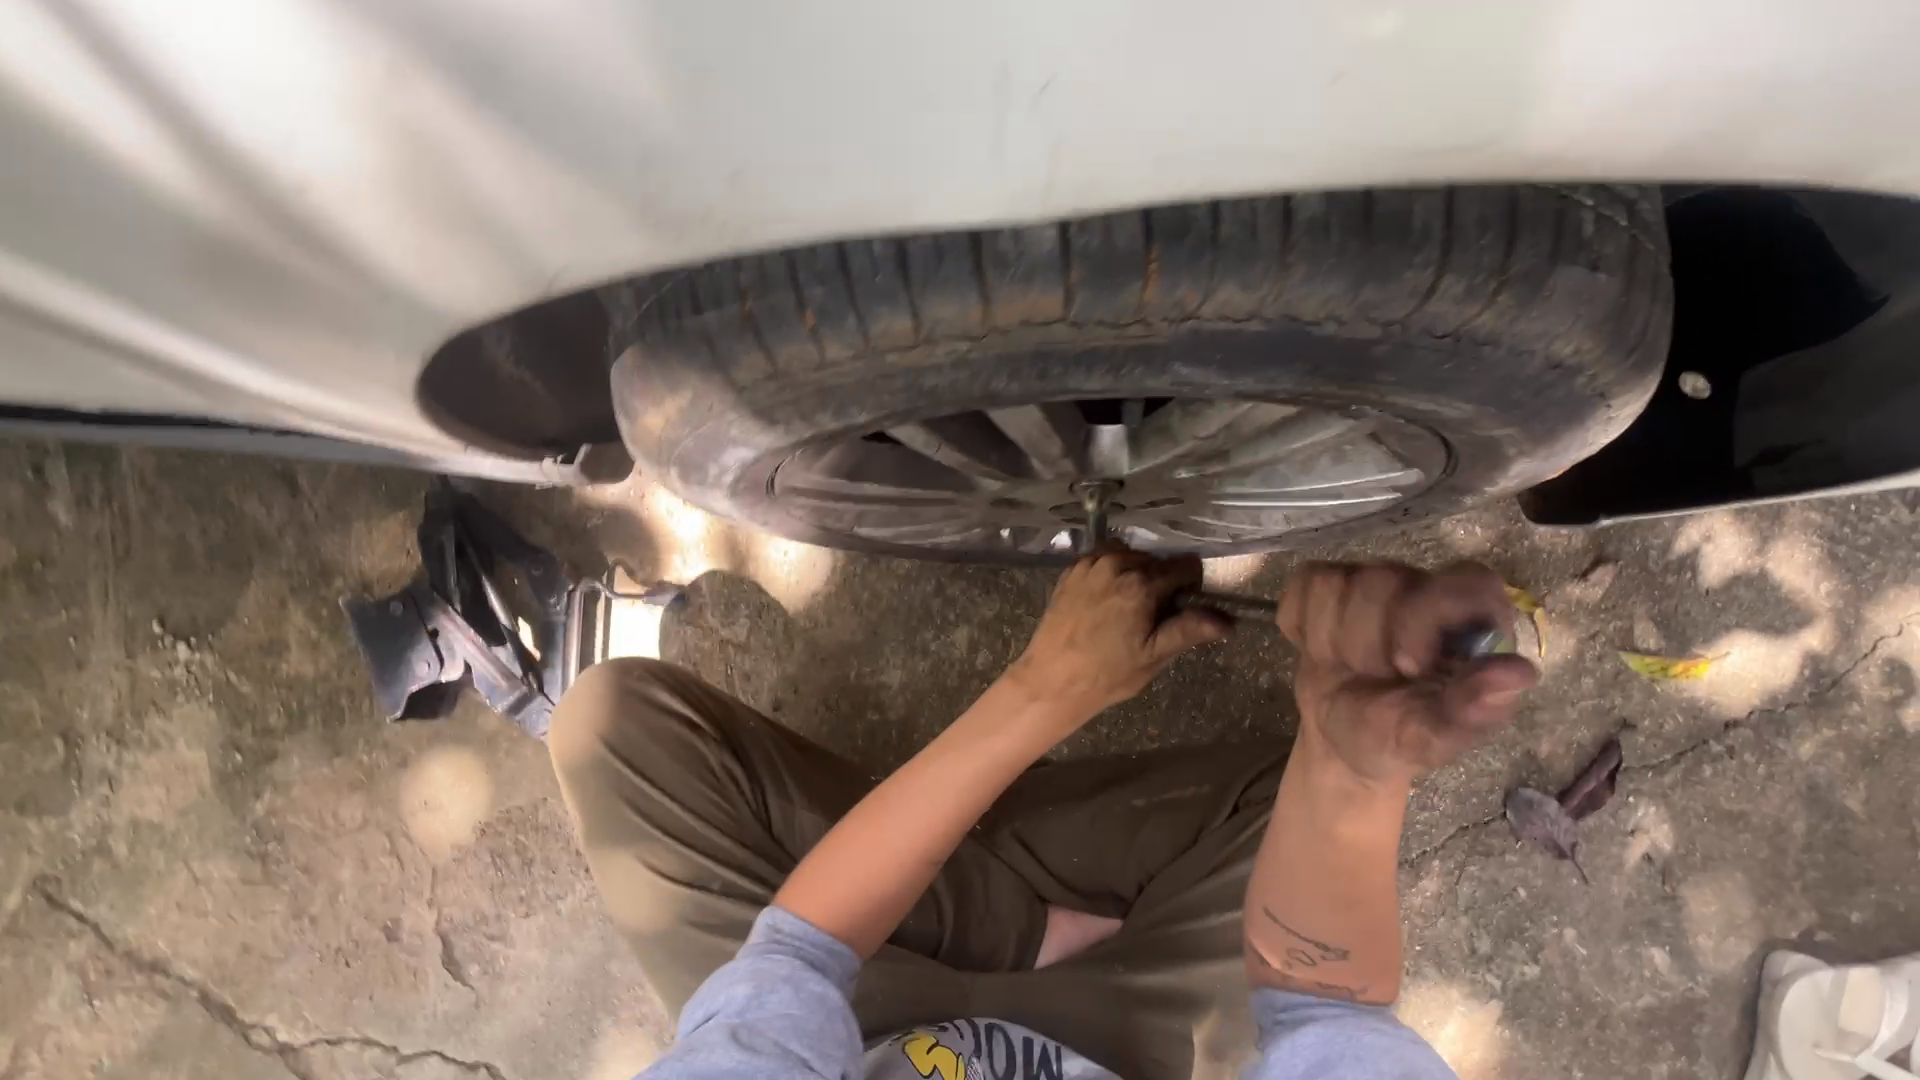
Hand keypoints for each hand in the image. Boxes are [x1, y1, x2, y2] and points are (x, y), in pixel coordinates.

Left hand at [1005, 546, 1230, 724]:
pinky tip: (1106, 599)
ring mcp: (1090, 564)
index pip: (1184, 566)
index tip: (1181, 608)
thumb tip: (1228, 620)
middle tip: (1152, 615)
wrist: (1052, 679)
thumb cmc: (1107, 673)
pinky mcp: (1071, 570)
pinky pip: (1102, 558)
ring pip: (1129, 555)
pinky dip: (1111, 571)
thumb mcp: (1154, 656)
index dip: (1189, 586)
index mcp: (1141, 583)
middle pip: (1155, 560)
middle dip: (1161, 581)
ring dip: (1135, 572)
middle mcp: (1116, 564)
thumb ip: (1189, 630)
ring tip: (1129, 606)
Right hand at [1276, 561, 1536, 787]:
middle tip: (1375, 680)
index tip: (1408, 667)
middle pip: (1383, 580)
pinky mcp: (1323, 586)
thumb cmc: (1398, 738)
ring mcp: (1369, 581)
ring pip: (1335, 582)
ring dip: (1331, 640)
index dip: (1427, 617)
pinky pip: (1304, 586)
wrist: (1342, 739)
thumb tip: (1518, 672)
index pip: (1464, 581)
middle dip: (1367, 643)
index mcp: (1472, 620)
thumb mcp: (1435, 739)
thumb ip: (1473, 709)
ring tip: (1348, 669)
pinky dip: (1303, 627)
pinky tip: (1320, 652)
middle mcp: (1423, 588)